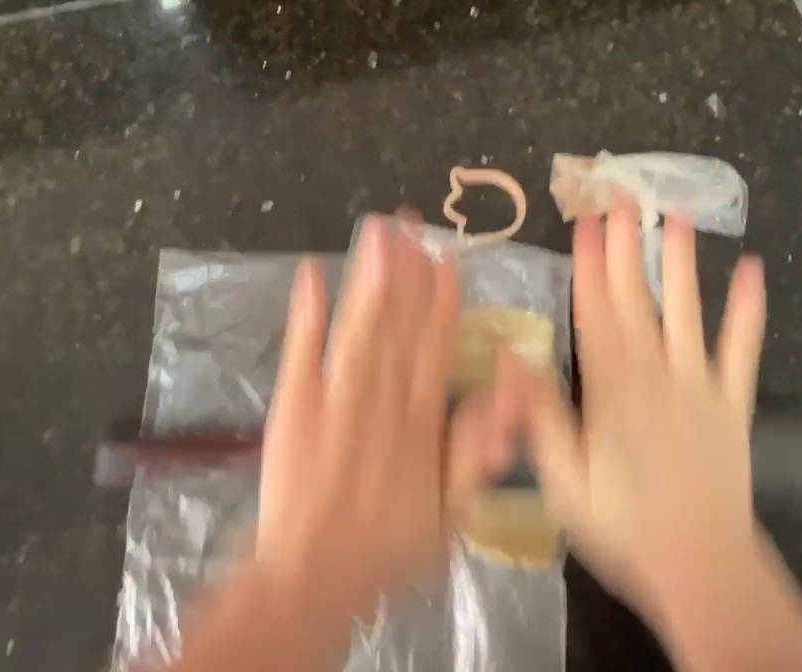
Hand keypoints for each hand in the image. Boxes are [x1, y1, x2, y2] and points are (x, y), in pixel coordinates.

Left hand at [253, 215, 519, 620]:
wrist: (311, 579)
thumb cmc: (385, 548)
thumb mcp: (451, 513)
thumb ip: (477, 450)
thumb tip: (507, 397)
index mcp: (419, 418)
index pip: (435, 347)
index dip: (442, 302)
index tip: (446, 260)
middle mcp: (380, 396)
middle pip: (398, 325)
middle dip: (407, 271)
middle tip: (412, 223)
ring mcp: (334, 396)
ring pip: (359, 326)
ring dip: (369, 277)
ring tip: (378, 231)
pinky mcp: (294, 403)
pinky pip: (302, 351)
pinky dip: (307, 312)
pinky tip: (311, 273)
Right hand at [511, 200, 767, 621]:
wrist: (700, 567)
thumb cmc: (622, 526)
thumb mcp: (564, 481)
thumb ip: (542, 416)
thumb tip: (514, 356)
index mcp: (610, 390)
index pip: (594, 312)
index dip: (587, 263)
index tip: (584, 221)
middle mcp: (654, 373)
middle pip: (634, 298)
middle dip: (624, 245)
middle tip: (621, 195)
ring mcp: (698, 383)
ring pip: (685, 310)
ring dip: (680, 261)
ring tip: (677, 214)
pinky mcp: (733, 400)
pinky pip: (742, 349)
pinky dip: (748, 309)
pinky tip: (752, 271)